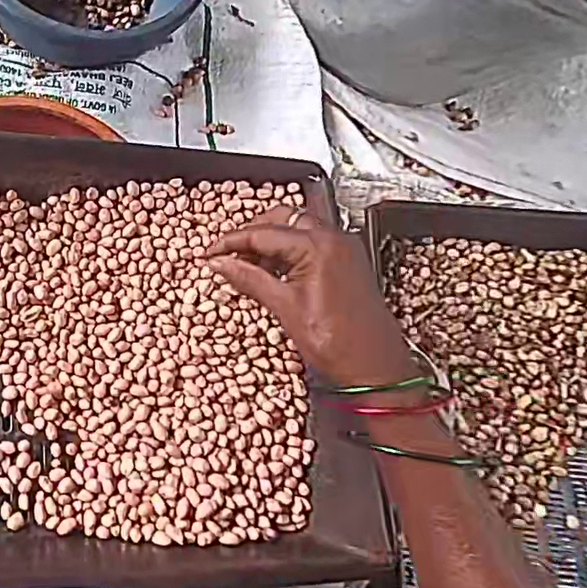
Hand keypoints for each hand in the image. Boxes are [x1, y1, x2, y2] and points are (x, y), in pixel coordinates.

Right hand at [204, 205, 416, 387]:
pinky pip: (310, 243)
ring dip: (268, 240)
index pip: (263, 232)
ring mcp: (343, 250)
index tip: (210, 254)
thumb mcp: (284, 308)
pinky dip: (286, 250)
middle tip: (225, 253)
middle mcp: (335, 240)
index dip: (231, 242)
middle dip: (250, 232)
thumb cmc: (338, 343)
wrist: (376, 368)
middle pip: (281, 219)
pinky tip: (269, 271)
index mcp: (318, 247)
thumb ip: (250, 279)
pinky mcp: (346, 263)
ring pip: (296, 228)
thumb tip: (220, 263)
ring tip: (243, 263)